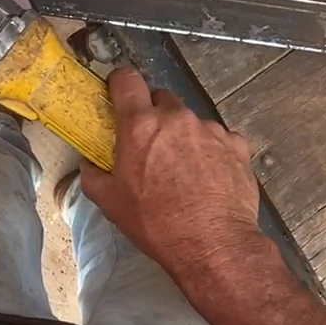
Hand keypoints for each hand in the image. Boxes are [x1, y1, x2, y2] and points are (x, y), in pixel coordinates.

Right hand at [79, 68, 282, 305]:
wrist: (213, 244)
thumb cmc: (155, 222)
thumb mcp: (110, 203)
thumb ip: (92, 176)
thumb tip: (88, 165)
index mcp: (140, 125)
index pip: (126, 80)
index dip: (120, 83)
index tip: (118, 93)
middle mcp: (176, 117)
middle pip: (161, 98)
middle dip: (153, 114)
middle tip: (150, 144)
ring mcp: (210, 128)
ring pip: (190, 120)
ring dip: (183, 135)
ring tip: (184, 169)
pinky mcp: (237, 144)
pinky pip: (219, 138)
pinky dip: (211, 150)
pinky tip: (209, 176)